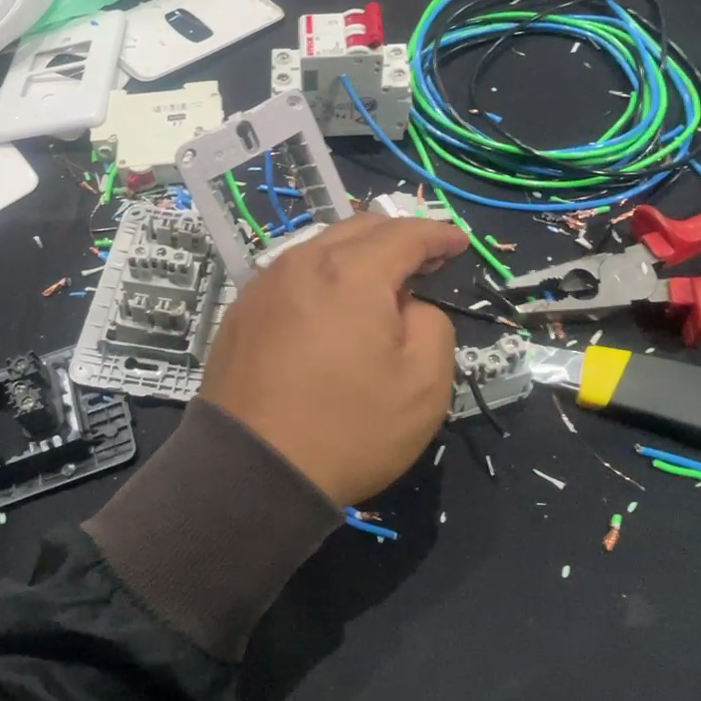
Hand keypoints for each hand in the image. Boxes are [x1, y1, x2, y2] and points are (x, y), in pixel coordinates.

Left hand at [199, 215, 468, 505]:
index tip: (458, 243)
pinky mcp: (241, 311)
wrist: (251, 471)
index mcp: (352, 273)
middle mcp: (303, 263)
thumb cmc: (348, 429)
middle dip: (397, 237)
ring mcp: (264, 285)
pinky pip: (291, 275)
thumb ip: (432, 325)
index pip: (405, 234)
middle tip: (423, 260)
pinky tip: (329, 303)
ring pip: (319, 248)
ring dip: (355, 254)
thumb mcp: (423, 386)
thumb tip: (411, 305)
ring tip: (378, 280)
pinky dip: (321, 276)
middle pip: (358, 230)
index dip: (438, 235)